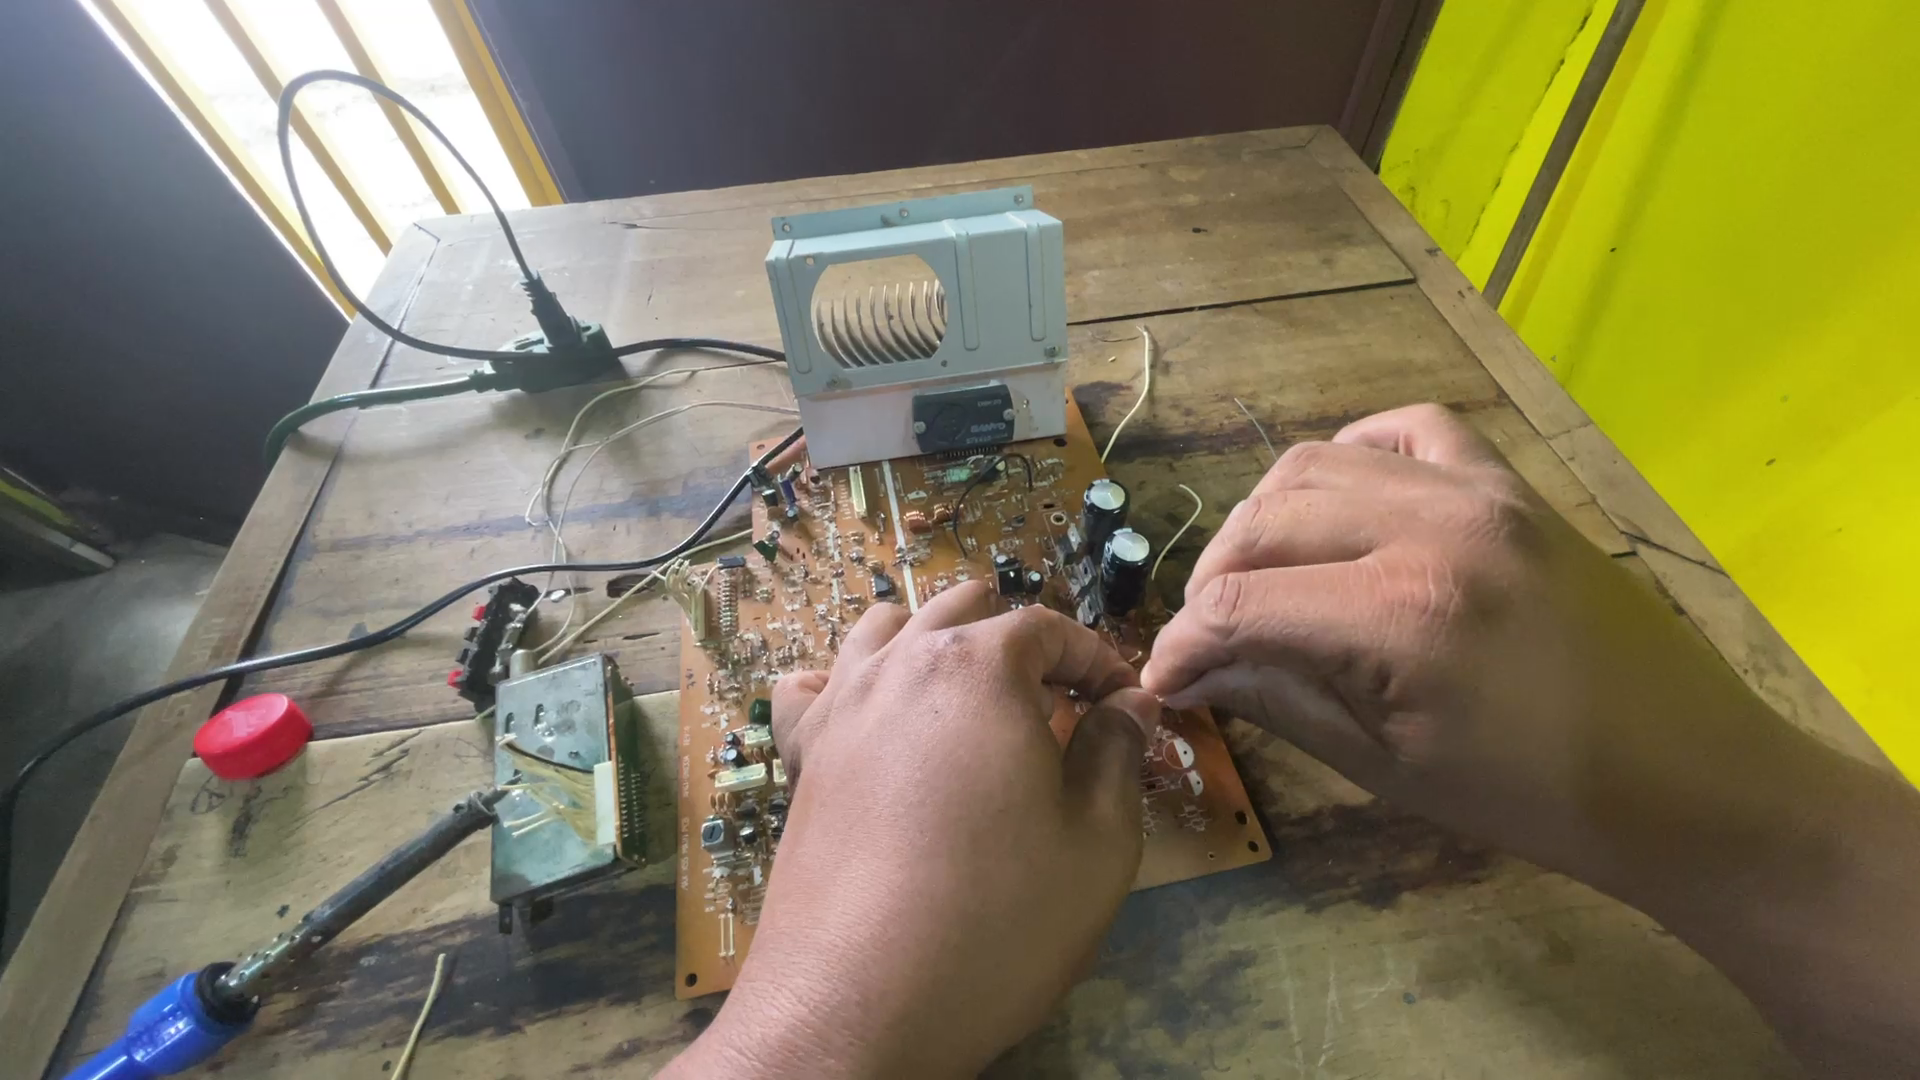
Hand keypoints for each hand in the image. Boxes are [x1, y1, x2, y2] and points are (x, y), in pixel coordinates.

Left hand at [664, 581, 1159, 1079]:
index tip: (1123, 702)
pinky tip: (871, 719)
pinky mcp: (803, 752)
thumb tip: (1132, 701)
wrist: (855, 1007)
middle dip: (1021, 642)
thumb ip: (1118, 751)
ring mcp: (841, 702)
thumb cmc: (995, 919)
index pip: (1048, 628)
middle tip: (1055, 703)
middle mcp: (902, 663)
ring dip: (936, 641)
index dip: (1097, 658)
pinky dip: (847, 681)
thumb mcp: (1097, 842)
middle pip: (966, 609)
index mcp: (978, 667)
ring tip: (968, 696)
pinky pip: (812, 685)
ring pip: (888, 626)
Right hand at [1140, 404, 1919, 1076]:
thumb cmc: (1526, 794)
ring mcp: (1477, 492)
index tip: (1162, 675)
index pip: (1238, 606)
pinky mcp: (1509, 484)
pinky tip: (1338, 502)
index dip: (1181, 642)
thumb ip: (1268, 698)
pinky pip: (1406, 431)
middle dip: (1209, 582)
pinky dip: (1350, 457)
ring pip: (1312, 466)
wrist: (1690, 781)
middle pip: (1261, 522)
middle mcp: (1429, 529)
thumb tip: (1184, 673)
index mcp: (1398, 616)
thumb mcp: (1377, 763)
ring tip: (1259, 572)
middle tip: (1206, 633)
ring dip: (1261, 520)